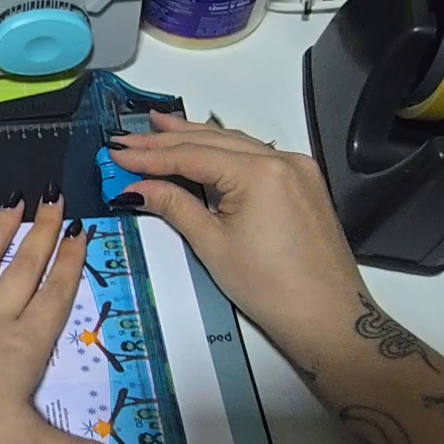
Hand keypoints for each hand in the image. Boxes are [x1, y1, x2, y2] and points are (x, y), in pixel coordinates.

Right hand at [107, 114, 366, 351]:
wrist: (327, 316)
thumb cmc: (268, 286)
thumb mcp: (211, 244)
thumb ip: (174, 206)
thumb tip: (135, 188)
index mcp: (259, 173)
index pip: (191, 156)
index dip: (149, 155)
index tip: (116, 151)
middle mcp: (281, 159)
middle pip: (212, 141)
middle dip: (166, 139)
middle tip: (127, 135)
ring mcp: (296, 168)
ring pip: (233, 143)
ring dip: (193, 137)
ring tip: (159, 126)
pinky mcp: (301, 182)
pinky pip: (252, 155)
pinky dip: (220, 150)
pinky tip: (201, 145)